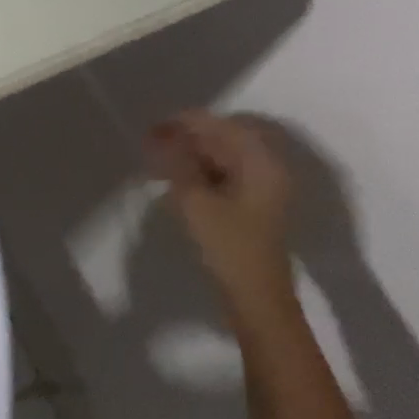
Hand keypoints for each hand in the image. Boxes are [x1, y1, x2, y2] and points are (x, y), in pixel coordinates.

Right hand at [146, 111, 295, 310]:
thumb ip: (176, 161)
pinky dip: (198, 170)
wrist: (255, 295)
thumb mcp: (193, 198)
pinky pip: (223, 173)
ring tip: (157, 162)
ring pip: (221, 156)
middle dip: (186, 136)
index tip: (152, 130)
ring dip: (189, 154)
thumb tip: (162, 136)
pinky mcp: (253, 204)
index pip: (220, 124)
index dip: (185, 122)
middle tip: (150, 144)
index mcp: (260, 163)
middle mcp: (267, 169)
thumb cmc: (227, 244)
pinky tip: (174, 179)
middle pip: (223, 137)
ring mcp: (263, 188)